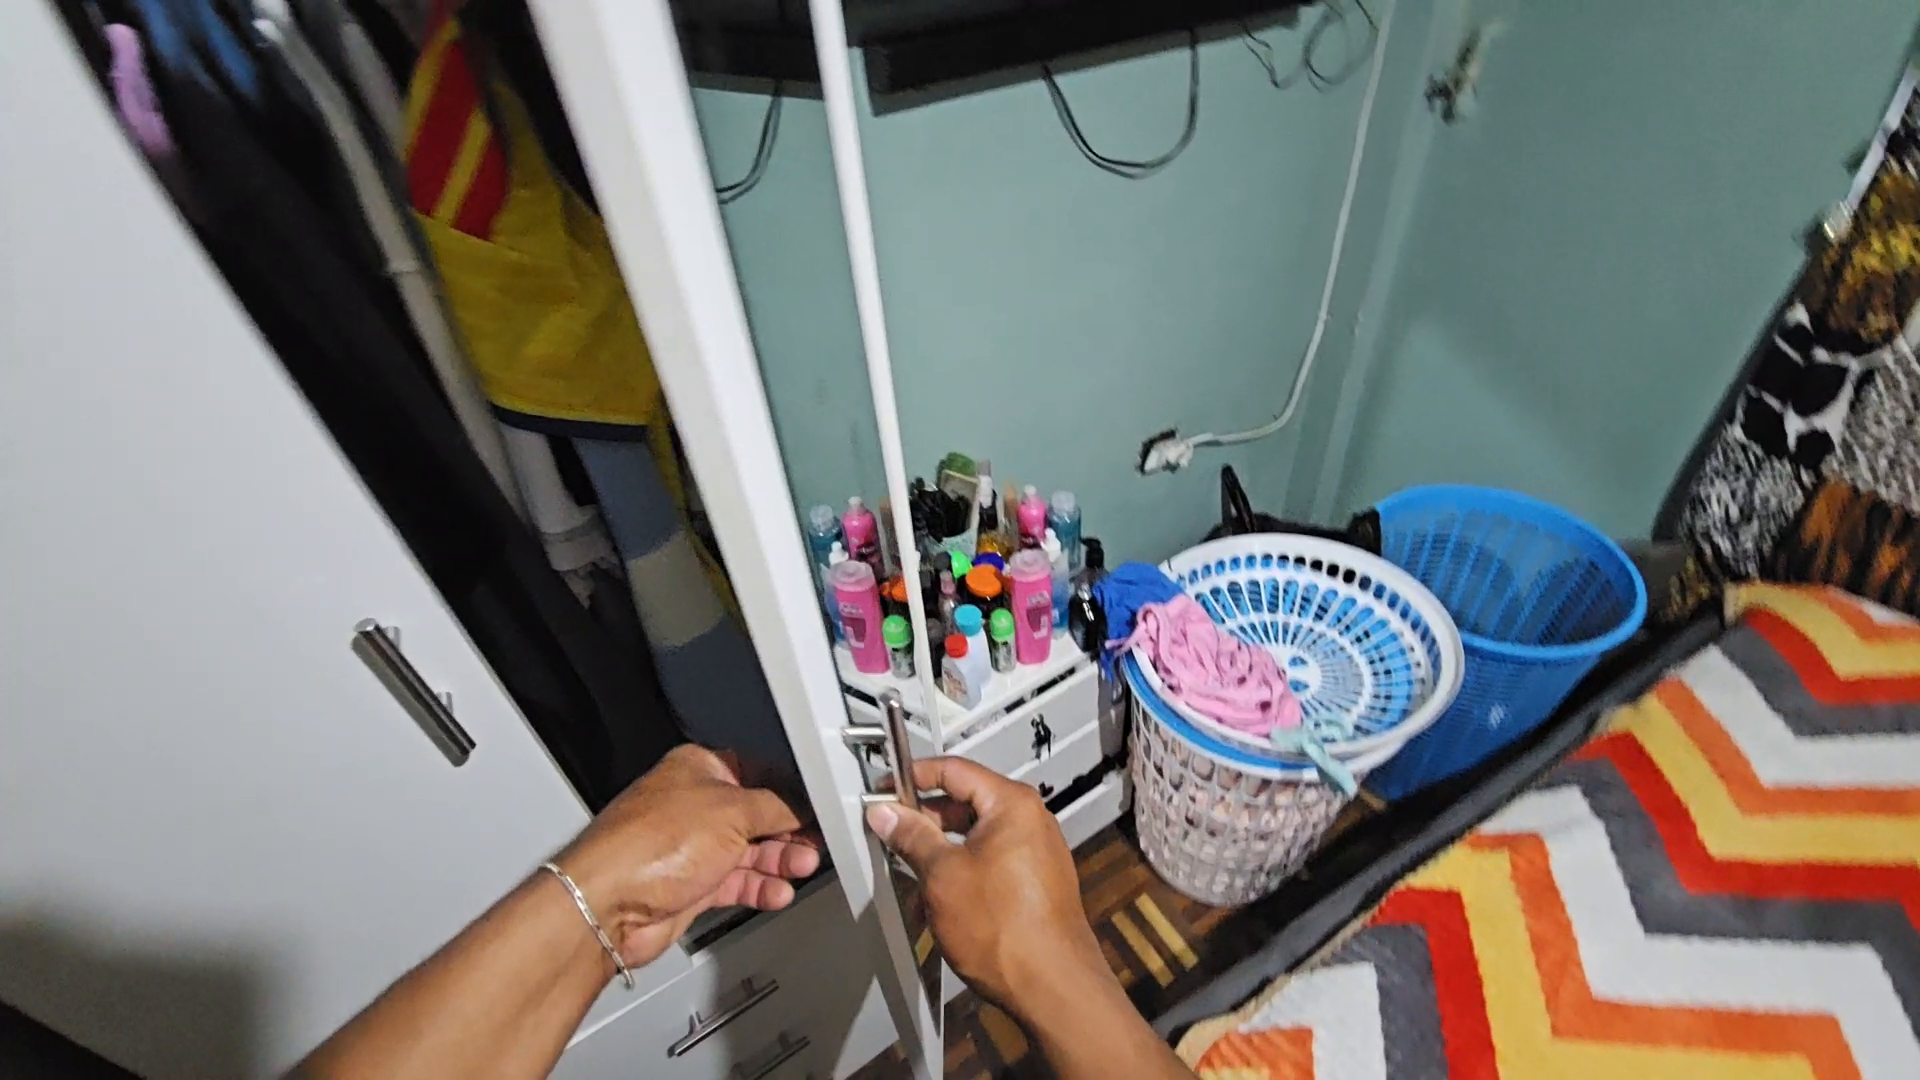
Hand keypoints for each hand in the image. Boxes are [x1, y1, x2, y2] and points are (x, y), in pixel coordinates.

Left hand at [554, 745, 819, 967]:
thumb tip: (800, 807)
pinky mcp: (689, 885)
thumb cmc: (648, 845)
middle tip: (813, 841)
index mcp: (700, 768)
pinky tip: (778, 891)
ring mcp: (691, 846)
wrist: (605, 907)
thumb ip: (776, 806)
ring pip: (749, 851)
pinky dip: (760, 886)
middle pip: (757, 814)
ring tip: (801, 866)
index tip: (816, 806)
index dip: (790, 790)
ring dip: (779, 860)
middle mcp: (694, 805)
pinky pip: (736, 882)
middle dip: (788, 830)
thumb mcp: (733, 810)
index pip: (759, 773)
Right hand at [863, 758, 1109, 1018]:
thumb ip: (912, 836)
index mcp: (1012, 803)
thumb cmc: (1007, 930)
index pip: (953, 769)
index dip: (914, 776)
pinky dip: (962, 875)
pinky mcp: (1036, 882)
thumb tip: (887, 813)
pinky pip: (990, 862)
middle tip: (894, 836)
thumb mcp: (943, 875)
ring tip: (915, 885)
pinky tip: (941, 906)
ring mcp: (1036, 851)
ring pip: (973, 838)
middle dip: (925, 824)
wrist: (1054, 989)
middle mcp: (1030, 819)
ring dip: (940, 857)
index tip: (887, 789)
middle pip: (964, 803)